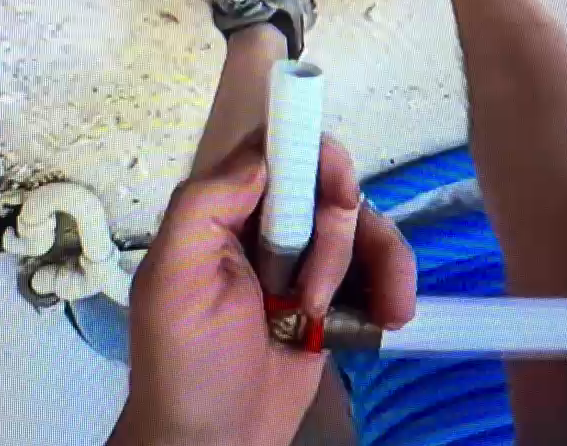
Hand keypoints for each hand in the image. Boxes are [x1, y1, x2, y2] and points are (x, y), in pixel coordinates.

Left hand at [109, 136, 415, 445]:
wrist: (215, 441)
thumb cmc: (184, 358)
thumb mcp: (174, 275)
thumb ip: (204, 204)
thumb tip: (260, 157)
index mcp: (223, 206)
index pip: (273, 150)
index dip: (311, 156)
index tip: (336, 190)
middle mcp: (266, 220)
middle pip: (326, 182)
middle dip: (336, 231)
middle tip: (316, 287)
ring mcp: (305, 256)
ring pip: (360, 222)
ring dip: (366, 266)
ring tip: (330, 319)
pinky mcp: (337, 292)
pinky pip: (379, 264)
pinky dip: (393, 283)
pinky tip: (389, 317)